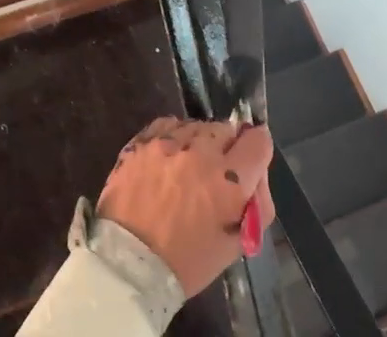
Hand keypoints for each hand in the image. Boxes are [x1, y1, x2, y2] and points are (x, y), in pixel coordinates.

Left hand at [96, 116, 278, 297]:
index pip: (259, 141)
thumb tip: (255, 178)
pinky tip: (168, 159)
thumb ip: (256, 205)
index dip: (257, 152)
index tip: (249, 165)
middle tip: (216, 174)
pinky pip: (169, 124)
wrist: (127, 262)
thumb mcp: (235, 243)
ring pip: (198, 126)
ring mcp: (170, 142)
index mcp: (230, 181)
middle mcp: (202, 152)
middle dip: (228, 148)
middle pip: (229, 129)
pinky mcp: (143, 140)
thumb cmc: (186, 261)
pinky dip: (174, 137)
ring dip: (200, 143)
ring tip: (188, 168)